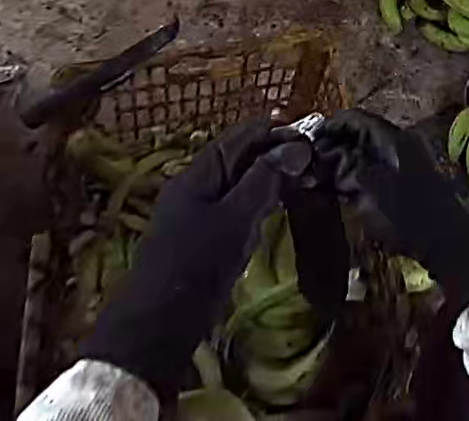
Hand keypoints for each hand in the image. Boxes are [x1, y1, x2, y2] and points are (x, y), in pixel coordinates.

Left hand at [82, 118, 312, 399]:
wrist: (154, 334)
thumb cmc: (196, 267)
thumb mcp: (237, 217)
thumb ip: (266, 178)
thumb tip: (299, 145)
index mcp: (200, 171)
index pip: (246, 134)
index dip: (280, 134)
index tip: (313, 145)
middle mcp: (198, 183)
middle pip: (244, 155)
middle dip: (279, 156)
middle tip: (314, 167)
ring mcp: (199, 209)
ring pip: (243, 180)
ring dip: (272, 178)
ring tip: (303, 185)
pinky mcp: (204, 234)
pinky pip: (237, 203)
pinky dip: (261, 200)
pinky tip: (278, 208)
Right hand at [314, 109, 468, 308]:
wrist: (445, 240)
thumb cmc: (410, 214)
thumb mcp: (375, 191)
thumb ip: (354, 170)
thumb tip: (335, 158)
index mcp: (395, 140)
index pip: (360, 119)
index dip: (335, 124)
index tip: (312, 134)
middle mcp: (400, 144)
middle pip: (364, 133)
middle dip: (337, 141)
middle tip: (312, 155)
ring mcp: (404, 160)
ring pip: (368, 150)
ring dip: (345, 156)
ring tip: (320, 170)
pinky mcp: (405, 179)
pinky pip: (375, 165)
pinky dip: (357, 170)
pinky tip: (340, 184)